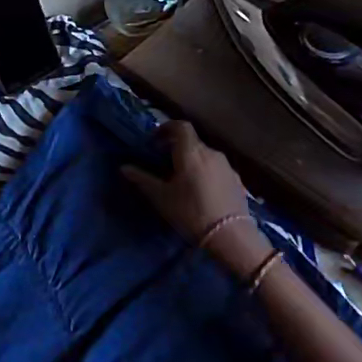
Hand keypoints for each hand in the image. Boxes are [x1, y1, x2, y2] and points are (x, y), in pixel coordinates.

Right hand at [123, 122, 271, 276]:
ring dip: (193, 161)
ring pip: (205, 155)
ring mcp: (226, 166)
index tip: (155, 141)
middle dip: (177, 148)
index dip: (166, 128)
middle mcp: (211, 152)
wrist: (231, 236)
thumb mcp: (162, 197)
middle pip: (192, 141)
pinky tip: (202, 192)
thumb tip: (124, 167)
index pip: (180, 126)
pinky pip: (217, 169)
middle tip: (164, 164)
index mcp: (191, 151)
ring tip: (183, 180)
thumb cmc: (190, 212)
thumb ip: (143, 179)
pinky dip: (206, 172)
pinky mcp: (237, 180)